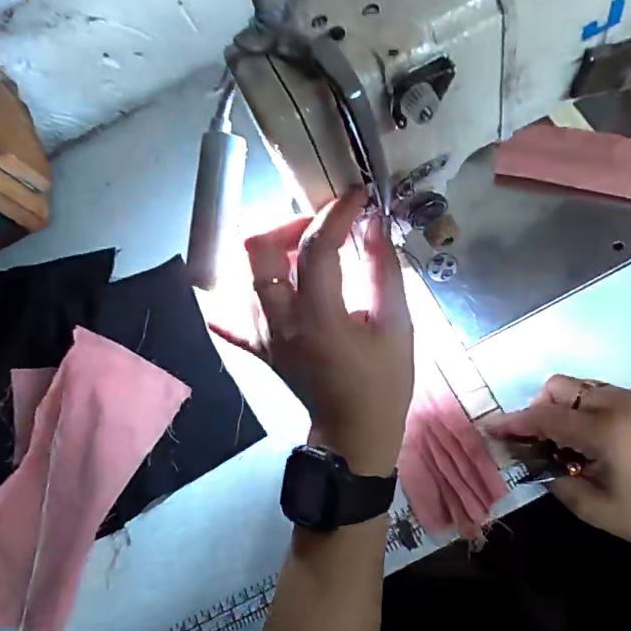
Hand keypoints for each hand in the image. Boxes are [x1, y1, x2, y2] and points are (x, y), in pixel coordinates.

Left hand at [203, 186, 413, 476]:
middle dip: (289, 223)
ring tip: (307, 253)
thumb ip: (384, 271)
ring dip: (273, 252)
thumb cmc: (384, 384)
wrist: (356, 433)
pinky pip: (232, 315)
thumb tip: (374, 224)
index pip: (316, 247)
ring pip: (244, 274)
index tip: (357, 197)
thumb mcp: (398, 326)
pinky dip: (242, 294)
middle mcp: (279, 321)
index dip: (336, 213)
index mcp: (319, 317)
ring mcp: (261, 336)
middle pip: (257, 250)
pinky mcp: (258, 348)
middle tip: (323, 226)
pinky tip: (267, 288)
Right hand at [485, 376, 630, 589]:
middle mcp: (624, 404)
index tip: (493, 427)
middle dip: (542, 407)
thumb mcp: (593, 508)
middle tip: (540, 439)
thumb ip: (556, 478)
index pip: (548, 417)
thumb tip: (538, 459)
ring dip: (569, 407)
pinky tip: (604, 439)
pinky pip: (614, 395)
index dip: (516, 422)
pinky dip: (596, 409)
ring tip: (572, 441)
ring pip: (588, 387)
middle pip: (564, 386)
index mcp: (607, 431)